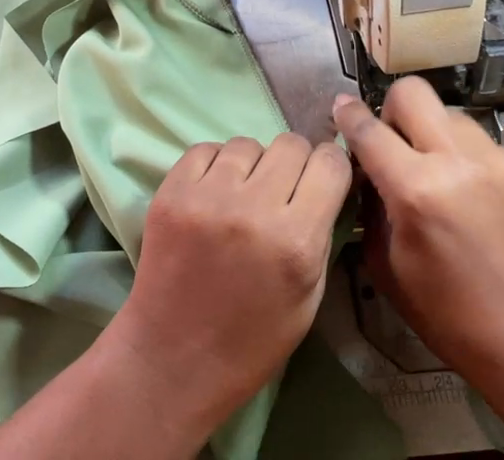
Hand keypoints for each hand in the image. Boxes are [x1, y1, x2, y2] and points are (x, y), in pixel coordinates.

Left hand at [107, 133, 352, 435]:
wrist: (173, 359)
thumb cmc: (253, 338)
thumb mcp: (311, 295)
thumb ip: (323, 232)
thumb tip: (332, 179)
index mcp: (296, 241)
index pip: (330, 163)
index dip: (331, 169)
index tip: (323, 182)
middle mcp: (254, 209)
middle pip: (291, 144)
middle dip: (295, 164)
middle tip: (282, 192)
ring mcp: (207, 197)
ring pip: (248, 144)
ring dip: (253, 165)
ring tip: (243, 197)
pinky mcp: (171, 192)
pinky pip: (205, 150)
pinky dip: (215, 166)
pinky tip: (214, 196)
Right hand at [334, 79, 503, 393]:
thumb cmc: (453, 318)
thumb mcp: (389, 269)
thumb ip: (371, 209)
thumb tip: (366, 172)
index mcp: (416, 190)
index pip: (369, 130)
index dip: (348, 114)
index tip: (342, 106)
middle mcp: (459, 162)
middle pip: (413, 93)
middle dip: (394, 109)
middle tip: (396, 141)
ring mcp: (502, 161)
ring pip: (453, 117)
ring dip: (437, 138)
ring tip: (445, 180)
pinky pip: (489, 148)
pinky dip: (475, 166)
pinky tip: (484, 205)